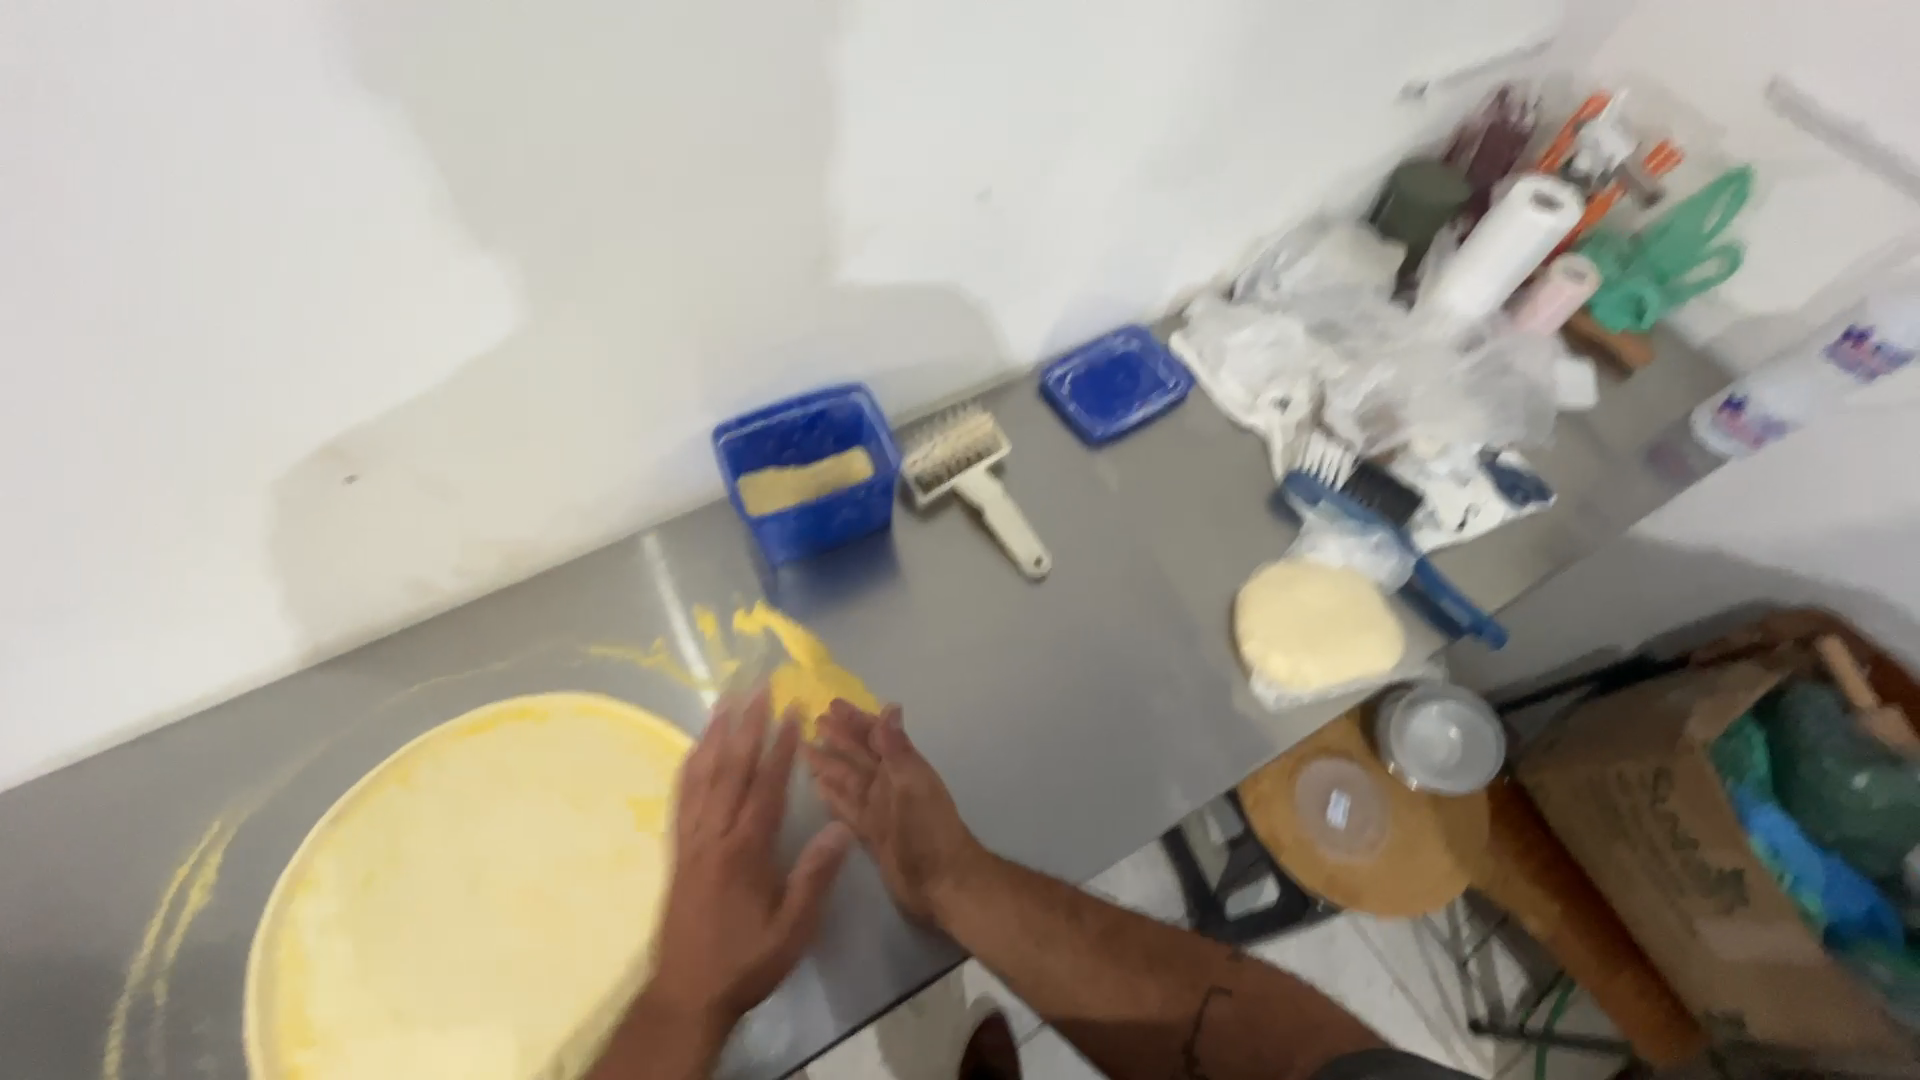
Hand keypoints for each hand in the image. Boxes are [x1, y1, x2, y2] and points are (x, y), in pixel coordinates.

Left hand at [647, 690, 852, 1026]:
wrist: (686, 994)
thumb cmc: (747, 960)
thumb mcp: (792, 930)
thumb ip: (815, 877)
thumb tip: (841, 827)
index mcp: (746, 851)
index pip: (767, 786)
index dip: (781, 745)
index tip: (793, 710)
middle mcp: (714, 835)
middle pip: (732, 769)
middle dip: (748, 724)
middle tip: (758, 686)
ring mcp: (691, 840)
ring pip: (703, 776)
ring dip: (716, 734)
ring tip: (726, 700)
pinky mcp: (678, 850)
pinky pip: (682, 798)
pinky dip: (690, 766)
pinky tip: (697, 747)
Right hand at [804, 700, 984, 922]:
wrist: (941, 881)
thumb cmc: (929, 829)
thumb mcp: (912, 784)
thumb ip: (897, 748)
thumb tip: (890, 705)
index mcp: (903, 768)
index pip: (875, 736)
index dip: (855, 720)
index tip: (832, 704)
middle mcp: (890, 784)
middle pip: (859, 755)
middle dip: (839, 737)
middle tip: (812, 722)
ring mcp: (880, 809)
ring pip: (849, 779)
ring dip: (830, 764)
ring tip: (804, 750)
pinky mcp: (870, 833)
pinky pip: (847, 807)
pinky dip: (833, 796)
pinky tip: (817, 788)